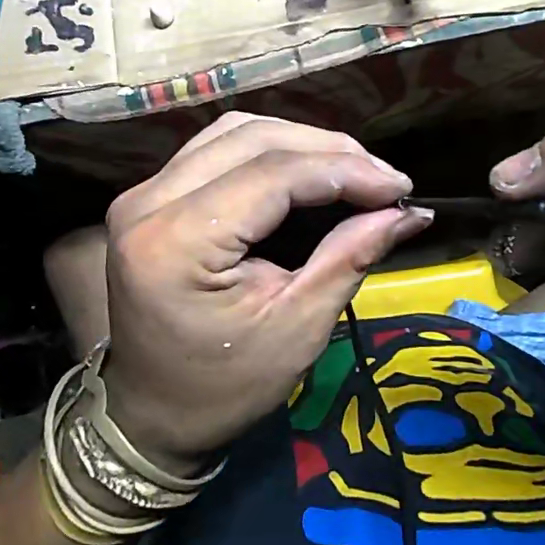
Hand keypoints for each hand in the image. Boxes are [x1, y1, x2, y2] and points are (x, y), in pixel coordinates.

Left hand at [101, 113, 431, 471]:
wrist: (153, 411)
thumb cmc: (223, 387)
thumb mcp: (295, 330)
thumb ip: (348, 258)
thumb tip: (405, 211)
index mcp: (174, 244)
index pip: (271, 175)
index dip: (345, 171)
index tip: (402, 187)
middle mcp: (145, 204)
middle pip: (249, 138)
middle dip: (327, 150)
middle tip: (383, 180)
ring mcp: (139, 196)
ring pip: (231, 133)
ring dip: (298, 144)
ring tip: (352, 175)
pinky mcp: (146, 199)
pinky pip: (213, 152)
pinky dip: (266, 154)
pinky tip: (306, 175)